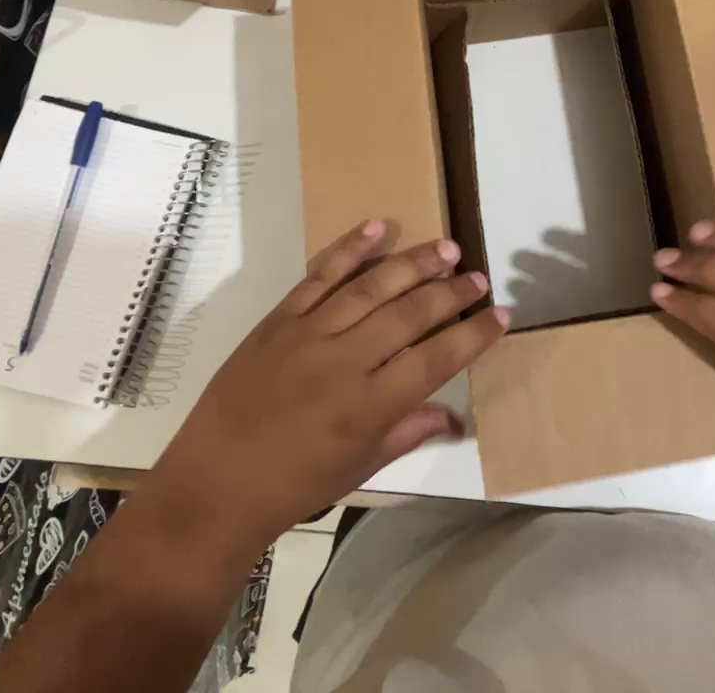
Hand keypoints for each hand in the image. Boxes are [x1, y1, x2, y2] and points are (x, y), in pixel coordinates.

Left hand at [153, 221, 507, 549]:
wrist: (213, 485)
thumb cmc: (294, 485)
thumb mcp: (360, 467)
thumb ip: (409, 431)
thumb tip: (456, 417)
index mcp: (369, 406)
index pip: (437, 359)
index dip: (473, 335)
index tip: (500, 314)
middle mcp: (344, 362)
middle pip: (410, 314)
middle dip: (450, 293)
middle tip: (477, 277)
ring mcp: (308, 335)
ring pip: (372, 287)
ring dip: (413, 264)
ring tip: (446, 248)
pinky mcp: (278, 320)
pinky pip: (319, 277)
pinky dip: (350, 249)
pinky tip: (378, 228)